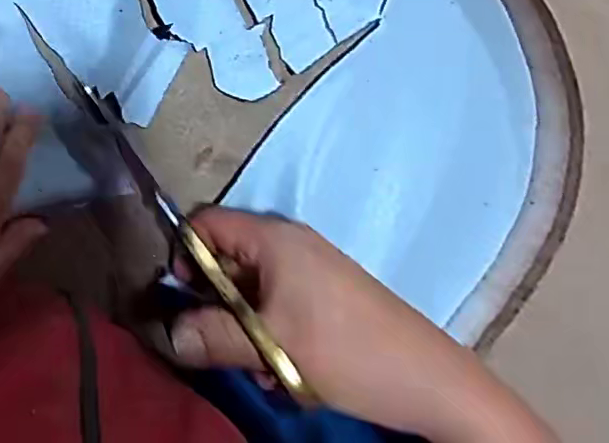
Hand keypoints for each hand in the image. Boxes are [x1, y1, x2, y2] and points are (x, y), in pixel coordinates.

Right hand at [166, 210, 555, 442]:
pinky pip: (280, 295)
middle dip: (217, 298)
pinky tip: (286, 366)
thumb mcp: (272, 347)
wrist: (440, 387)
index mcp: (271, 236)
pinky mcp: (330, 290)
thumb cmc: (347, 353)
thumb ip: (214, 336)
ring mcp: (313, 264)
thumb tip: (169, 335)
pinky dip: (272, 325)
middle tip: (220, 338)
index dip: (185, 252)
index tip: (185, 295)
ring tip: (260, 364)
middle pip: (228, 253)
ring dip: (245, 320)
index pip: (205, 222)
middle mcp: (289, 239)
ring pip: (254, 281)